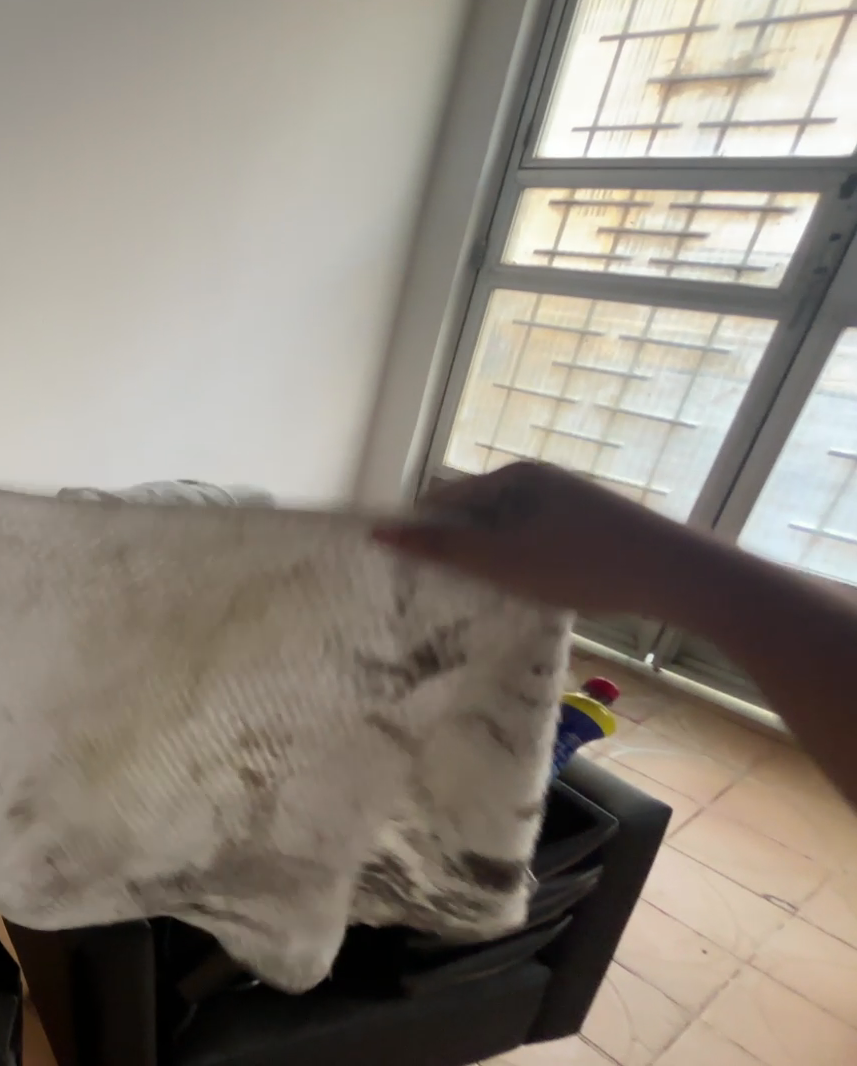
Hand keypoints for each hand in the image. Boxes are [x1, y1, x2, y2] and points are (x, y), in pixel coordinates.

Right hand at [372, 460, 711, 616]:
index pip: (442, 500)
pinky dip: (522, 561)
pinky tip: (530, 587)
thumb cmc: (582, 564)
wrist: (689, 580)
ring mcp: (567, 501)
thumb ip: (435, 547)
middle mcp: (539, 480)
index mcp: (513, 476)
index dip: (421, 532)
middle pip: (472, 513)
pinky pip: (534, 538)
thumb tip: (377, 532)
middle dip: (456, 546)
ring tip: (488, 590)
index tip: (409, 567)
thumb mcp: (498, 560)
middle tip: (447, 584)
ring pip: (504, 529)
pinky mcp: (592, 524)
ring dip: (490, 558)